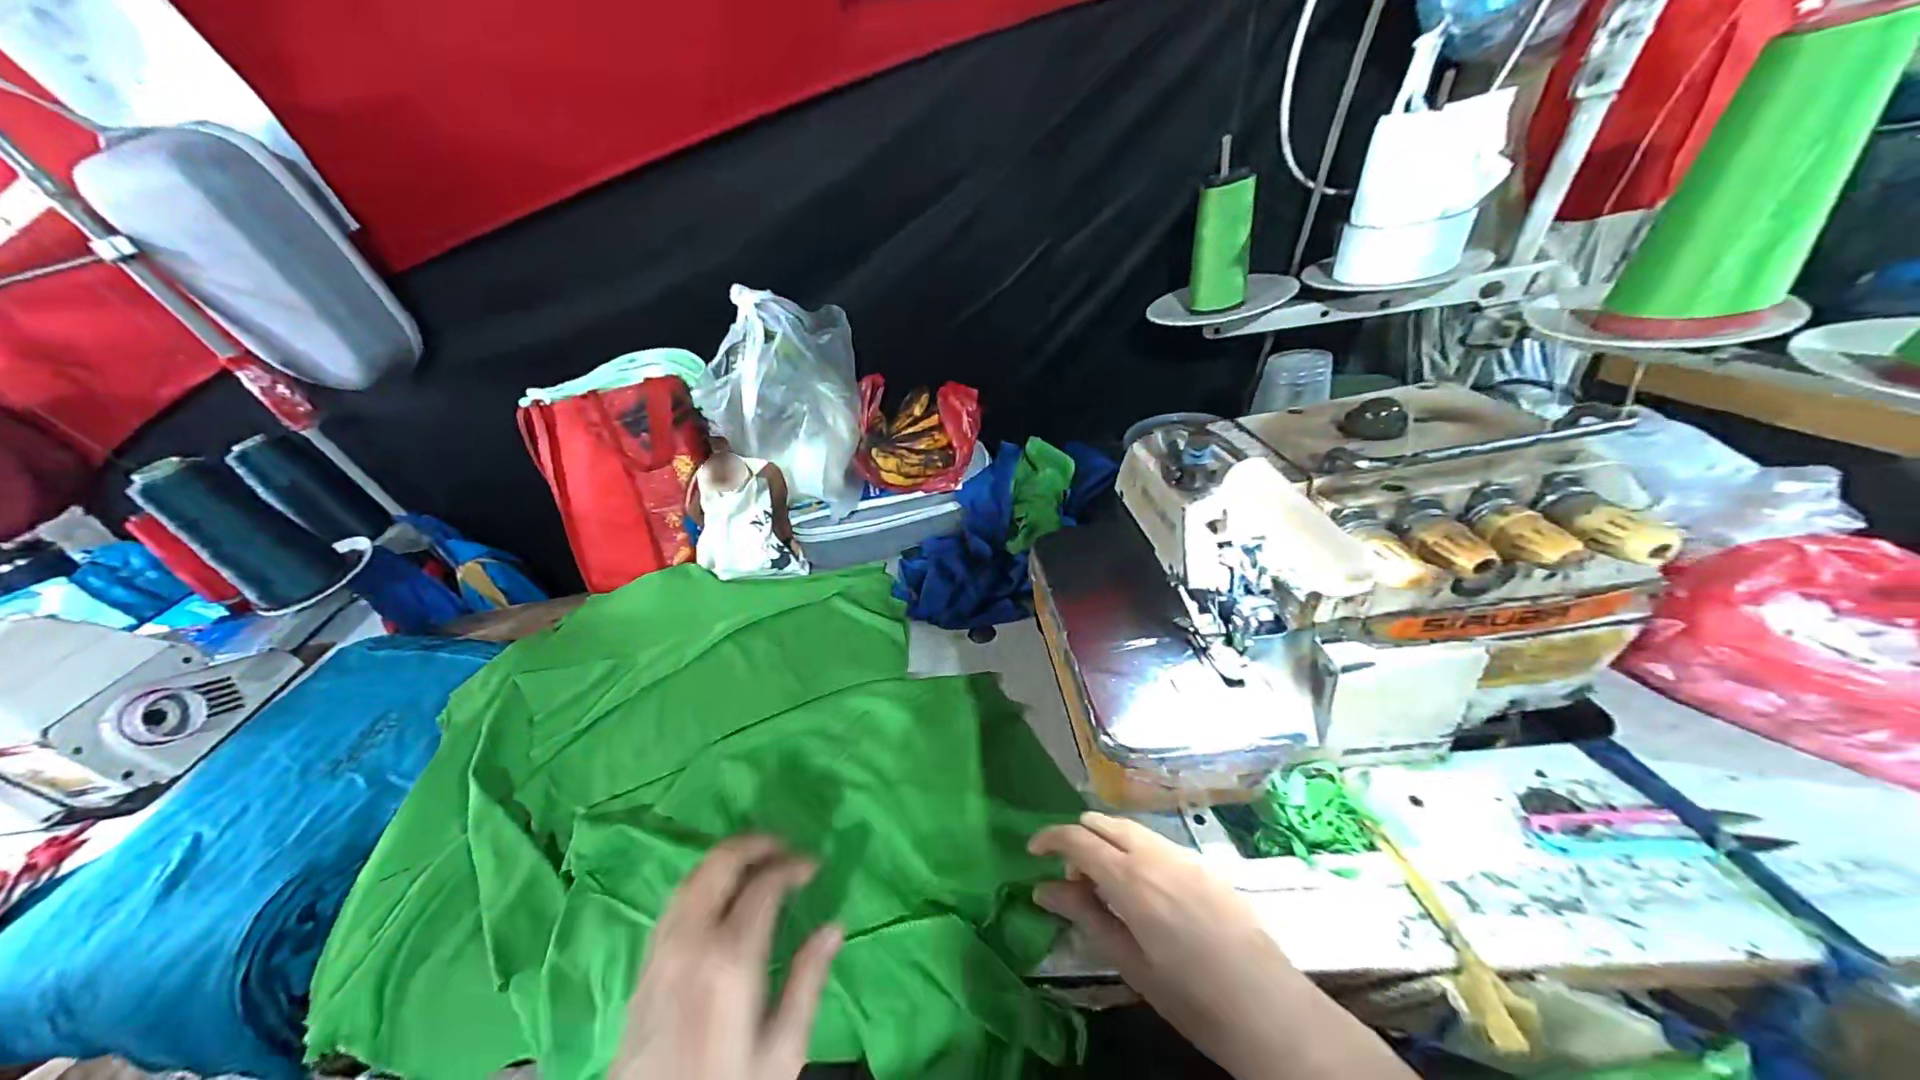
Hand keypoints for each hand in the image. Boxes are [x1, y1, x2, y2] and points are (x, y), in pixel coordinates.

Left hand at [612, 836, 842, 1079]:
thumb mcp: (782, 1050)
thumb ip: (808, 981)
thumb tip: (834, 928)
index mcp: (731, 959)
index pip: (764, 885)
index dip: (793, 865)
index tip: (814, 864)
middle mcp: (691, 942)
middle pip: (719, 865)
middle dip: (755, 844)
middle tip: (785, 846)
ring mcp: (662, 951)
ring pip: (692, 877)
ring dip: (726, 858)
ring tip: (757, 860)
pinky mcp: (645, 965)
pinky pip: (674, 902)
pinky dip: (701, 880)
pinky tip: (718, 893)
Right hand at [1030, 812, 1411, 1079]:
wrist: (1270, 1010)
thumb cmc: (1190, 996)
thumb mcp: (1129, 961)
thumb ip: (1085, 916)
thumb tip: (1043, 889)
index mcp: (1131, 878)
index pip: (1077, 837)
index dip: (1048, 838)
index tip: (1031, 852)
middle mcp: (1156, 854)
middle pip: (1103, 822)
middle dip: (1078, 839)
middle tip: (1071, 879)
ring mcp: (1185, 857)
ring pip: (1131, 828)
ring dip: (1107, 842)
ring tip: (1105, 887)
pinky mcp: (1205, 866)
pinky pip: (1157, 843)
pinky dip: (1135, 851)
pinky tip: (1143, 892)